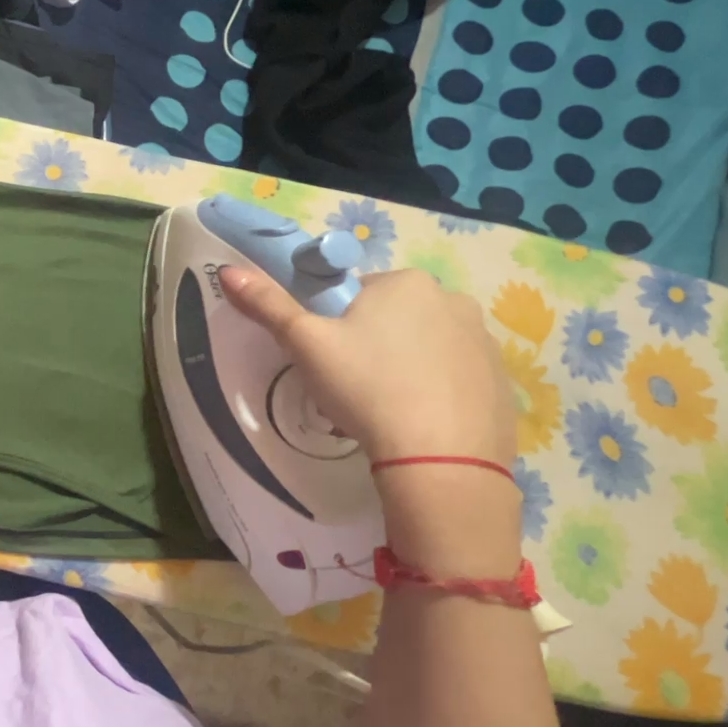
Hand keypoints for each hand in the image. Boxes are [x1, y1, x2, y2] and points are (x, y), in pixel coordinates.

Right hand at [218, 267, 515, 468]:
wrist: (440, 455)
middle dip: (368, 343)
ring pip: (423, 346)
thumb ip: (267, 304)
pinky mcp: (500, 380)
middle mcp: (453, 300)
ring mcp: (484, 341)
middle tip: (346, 383)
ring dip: (401, 366)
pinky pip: (453, 376)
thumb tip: (227, 271)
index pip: (356, 293)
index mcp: (404, 282)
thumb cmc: (365, 386)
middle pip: (391, 317)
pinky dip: (432, 391)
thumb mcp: (304, 343)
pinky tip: (412, 419)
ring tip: (379, 407)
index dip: (332, 323)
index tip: (325, 355)